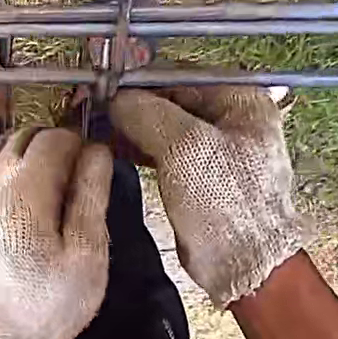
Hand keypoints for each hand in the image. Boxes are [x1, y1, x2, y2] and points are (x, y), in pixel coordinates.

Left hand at [0, 128, 112, 338]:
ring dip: (34, 158)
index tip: (95, 166)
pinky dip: (17, 175)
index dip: (79, 144)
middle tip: (80, 175)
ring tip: (60, 190)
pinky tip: (36, 204)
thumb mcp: (88, 250)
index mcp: (21, 195)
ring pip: (4, 153)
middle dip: (54, 146)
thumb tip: (96, 151)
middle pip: (23, 138)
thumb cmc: (55, 300)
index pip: (50, 139)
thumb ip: (91, 193)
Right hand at [110, 86, 302, 306]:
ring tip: (98, 128)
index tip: (103, 87)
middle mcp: (231, 118)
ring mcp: (215, 148)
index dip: (137, 80)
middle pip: (170, 99)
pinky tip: (114, 148)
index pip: (179, 75)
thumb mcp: (186, 148)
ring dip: (130, 127)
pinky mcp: (198, 175)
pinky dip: (138, 148)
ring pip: (163, 126)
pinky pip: (162, 151)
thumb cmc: (227, 204)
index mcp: (241, 100)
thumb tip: (116, 98)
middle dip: (130, 104)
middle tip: (93, 108)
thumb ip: (148, 113)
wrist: (244, 263)